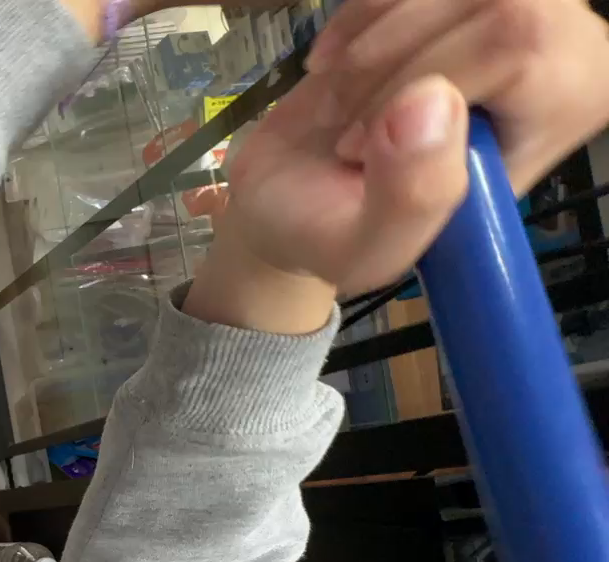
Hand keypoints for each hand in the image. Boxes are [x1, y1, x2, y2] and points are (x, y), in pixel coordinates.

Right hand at [189, 0, 608, 330]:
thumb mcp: (362, 252)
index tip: (363, 149)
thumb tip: (423, 103)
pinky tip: (336, 67)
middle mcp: (559, 50)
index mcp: (561, 110)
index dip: (423, 86)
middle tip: (349, 127)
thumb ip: (410, 201)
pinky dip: (352, 20)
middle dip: (387, 65)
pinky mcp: (451, 2)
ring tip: (341, 106)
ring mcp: (508, 15)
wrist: (284, 208)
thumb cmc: (326, 234)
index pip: (521, 40)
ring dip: (365, 50)